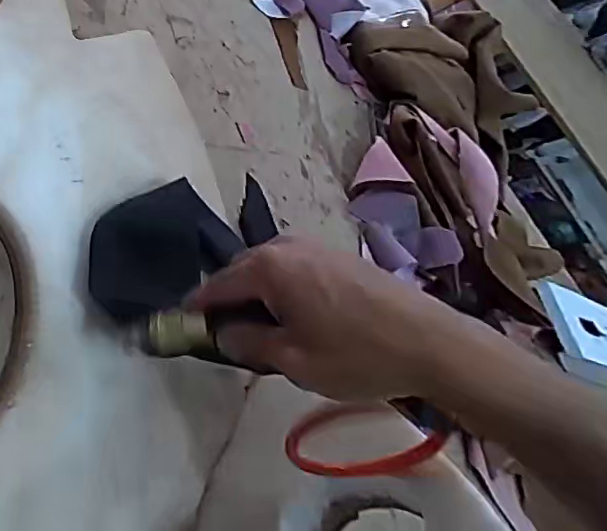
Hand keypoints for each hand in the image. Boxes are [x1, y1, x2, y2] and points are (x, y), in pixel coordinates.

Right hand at [185, 238, 467, 401]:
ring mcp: (312, 246)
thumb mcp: (293, 360)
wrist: (426, 338)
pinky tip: (289, 314)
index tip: (181, 323)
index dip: (197, 306)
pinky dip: (278, 287)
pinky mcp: (333, 254)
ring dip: (254, 292)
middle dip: (226, 298)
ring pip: (267, 267)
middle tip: (221, 334)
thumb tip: (224, 332)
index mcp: (269, 267)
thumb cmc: (354, 353)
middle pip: (241, 270)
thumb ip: (249, 343)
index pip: (218, 285)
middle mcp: (285, 246)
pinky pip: (290, 267)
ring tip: (257, 329)